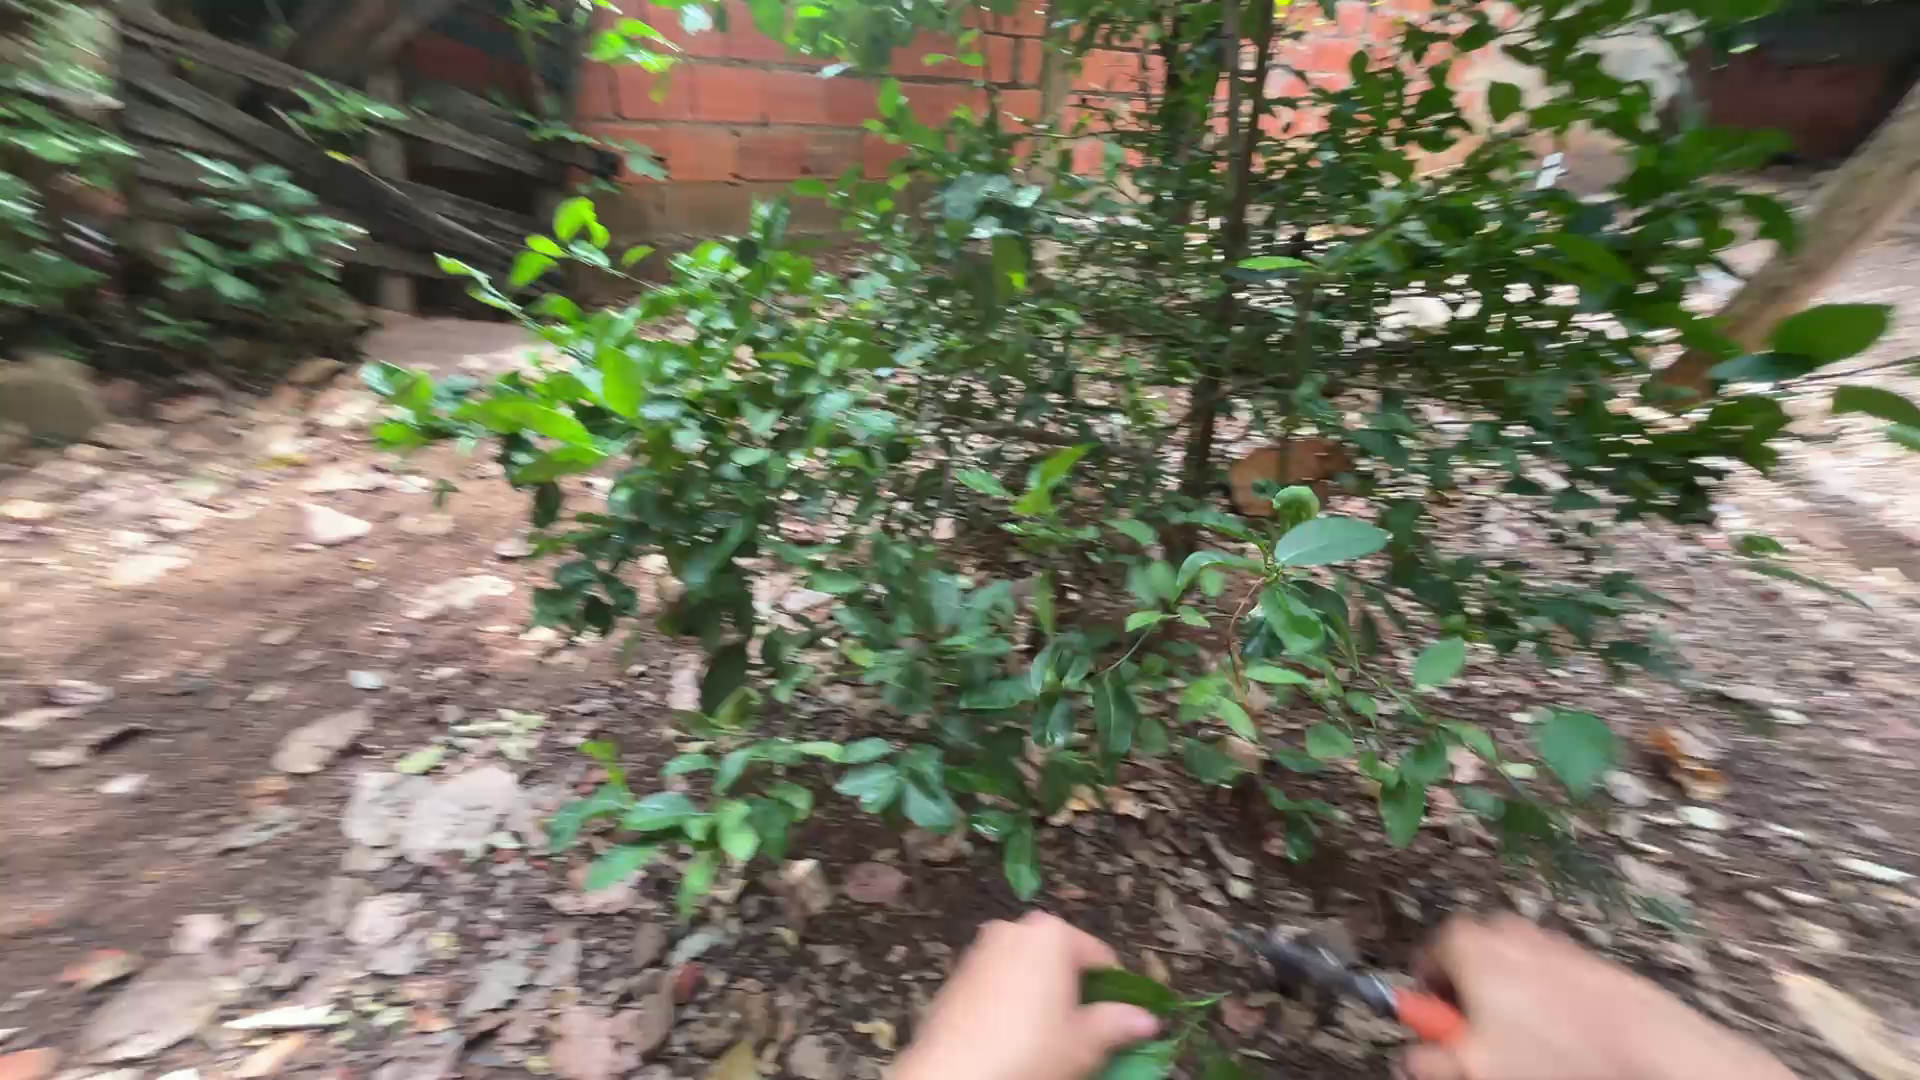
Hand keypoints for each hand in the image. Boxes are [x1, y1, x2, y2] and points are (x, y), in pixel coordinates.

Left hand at [895, 912, 1160, 1079]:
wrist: (953, 1071)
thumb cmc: (1027, 1050)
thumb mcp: (1083, 1043)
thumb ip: (1117, 1023)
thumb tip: (1146, 1019)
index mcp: (1052, 933)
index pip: (1100, 955)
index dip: (1115, 989)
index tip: (1122, 1019)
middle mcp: (1017, 927)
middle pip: (1061, 957)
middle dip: (1076, 990)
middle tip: (1085, 1030)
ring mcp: (985, 945)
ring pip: (1029, 967)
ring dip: (1044, 993)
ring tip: (1050, 1036)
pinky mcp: (961, 968)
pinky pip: (1000, 977)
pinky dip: (1013, 997)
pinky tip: (1015, 1034)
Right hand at [1401, 915, 1794, 1079]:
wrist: (1661, 1055)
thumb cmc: (1559, 1055)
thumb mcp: (1476, 1068)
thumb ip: (1429, 1062)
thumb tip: (1414, 1061)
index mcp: (1462, 941)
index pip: (1424, 967)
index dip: (1434, 1010)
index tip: (1453, 1041)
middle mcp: (1497, 929)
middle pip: (1467, 970)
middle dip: (1474, 1010)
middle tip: (1493, 1052)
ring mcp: (1546, 942)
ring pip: (1512, 980)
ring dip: (1515, 1013)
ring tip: (1541, 1056)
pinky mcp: (1587, 961)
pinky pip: (1553, 987)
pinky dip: (1555, 1013)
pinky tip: (1575, 1050)